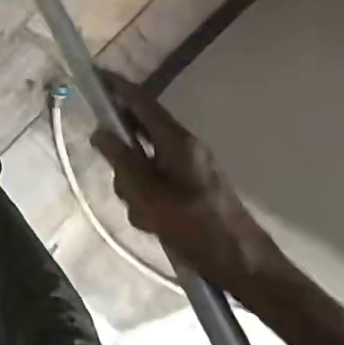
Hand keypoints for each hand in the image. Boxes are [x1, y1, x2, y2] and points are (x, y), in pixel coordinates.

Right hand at [90, 71, 287, 296]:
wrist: (249, 269)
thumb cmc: (198, 230)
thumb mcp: (150, 198)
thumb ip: (122, 162)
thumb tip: (99, 131)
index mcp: (177, 141)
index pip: (142, 101)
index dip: (117, 87)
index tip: (94, 76)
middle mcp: (185, 146)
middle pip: (141, 132)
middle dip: (122, 153)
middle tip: (117, 179)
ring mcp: (192, 166)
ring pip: (147, 160)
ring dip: (135, 182)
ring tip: (142, 214)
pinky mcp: (194, 187)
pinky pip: (160, 178)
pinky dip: (149, 194)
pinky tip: (152, 223)